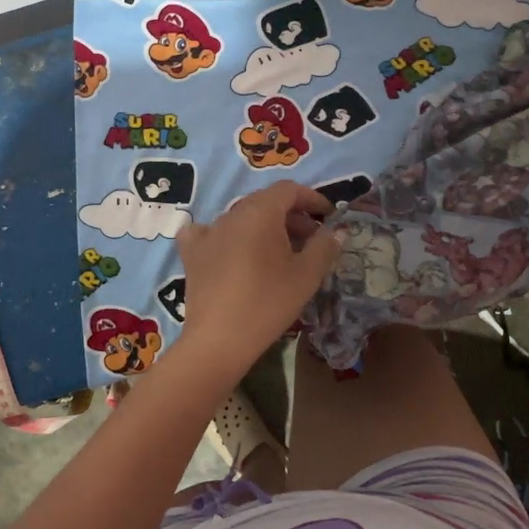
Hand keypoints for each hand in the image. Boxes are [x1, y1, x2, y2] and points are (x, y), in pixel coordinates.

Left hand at [176, 181, 340, 369]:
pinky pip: (207, 233)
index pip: (288, 190)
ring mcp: (207, 232)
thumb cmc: (268, 303)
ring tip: (279, 253)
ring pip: (240, 218)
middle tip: (310, 239)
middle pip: (264, 202)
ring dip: (263, 228)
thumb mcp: (306, 276)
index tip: (328, 216)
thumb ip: (324, 247)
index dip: (311, 198)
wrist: (219, 338)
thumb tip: (336, 230)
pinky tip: (230, 250)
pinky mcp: (191, 253)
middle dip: (291, 215)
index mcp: (260, 212)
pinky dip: (224, 236)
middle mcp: (231, 214)